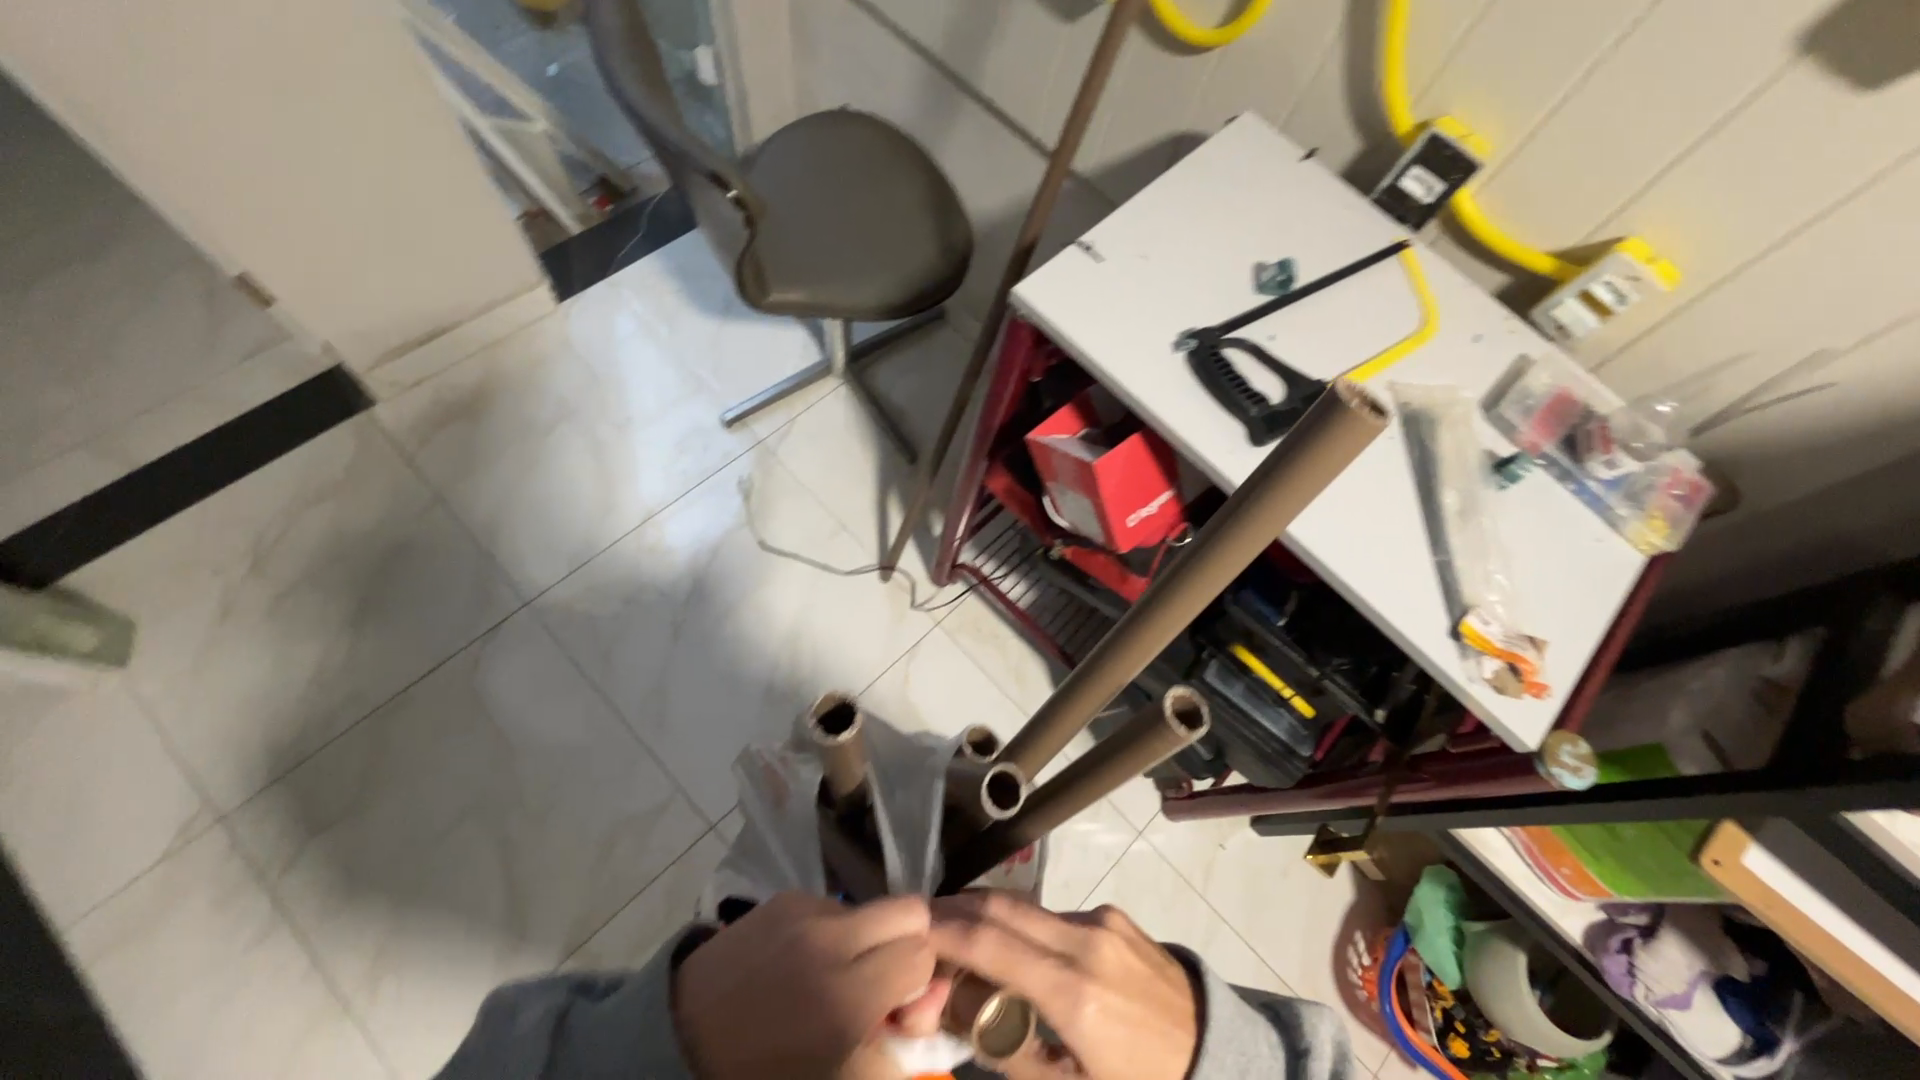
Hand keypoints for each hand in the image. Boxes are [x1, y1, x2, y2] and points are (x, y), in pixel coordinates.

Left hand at [673, 892, 949, 1078]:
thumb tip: (930, 1002)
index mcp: (847, 996)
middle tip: (883, 975)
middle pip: (911, 908)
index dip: (918, 981)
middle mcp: (831, 940)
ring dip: (869, 936)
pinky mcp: (785, 898)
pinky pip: (833, 904)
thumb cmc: (768, 1067)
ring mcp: (805, 910)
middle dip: (908, 940)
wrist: (685, 1036)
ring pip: (872, 905)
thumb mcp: (843, 1076)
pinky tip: (805, 959)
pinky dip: (833, 929)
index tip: (897, 1003)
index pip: (923, 954)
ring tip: (836, 970)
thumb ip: (899, 1047)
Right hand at [931, 890, 1199, 1079]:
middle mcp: (1086, 940)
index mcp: (1075, 992)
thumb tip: (941, 1002)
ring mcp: (1102, 921)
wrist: (1215, 1053)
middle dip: (950, 909)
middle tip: (914, 925)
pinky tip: (1009, 951)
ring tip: (953, 940)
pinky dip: (1018, 926)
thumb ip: (1000, 1041)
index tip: (904, 933)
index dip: (939, 933)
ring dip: (981, 916)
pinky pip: (1051, 914)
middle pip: (999, 906)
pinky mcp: (1113, 915)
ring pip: (1023, 906)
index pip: (989, 943)